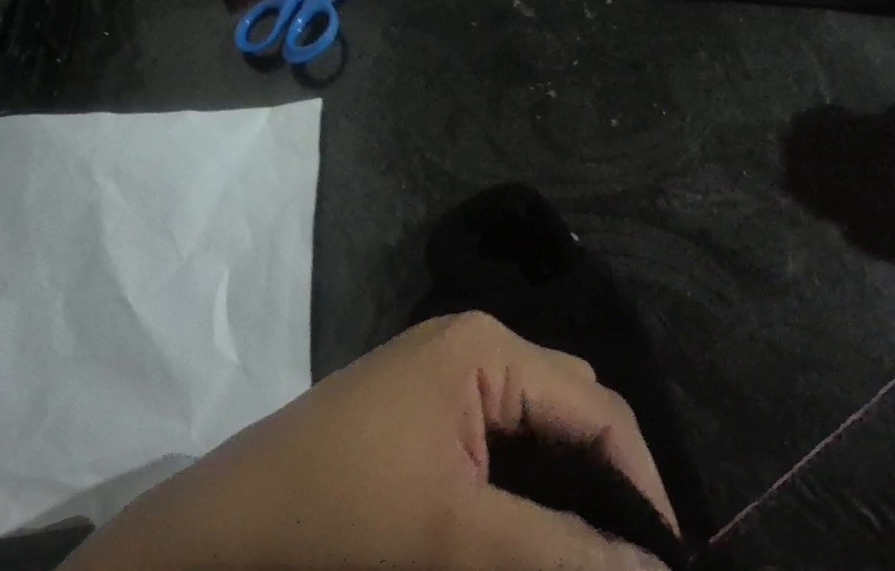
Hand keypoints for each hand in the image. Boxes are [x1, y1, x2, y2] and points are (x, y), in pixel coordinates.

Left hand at [59, 312, 677, 570]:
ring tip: (588, 545)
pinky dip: (526, 479)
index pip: (597, 406)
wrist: (228, 523)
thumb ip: (561, 552)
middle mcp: (472, 344)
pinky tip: (533, 525)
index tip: (666, 561)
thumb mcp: (458, 536)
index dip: (641, 482)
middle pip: (572, 406)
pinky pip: (498, 433)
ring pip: (537, 423)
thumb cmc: (343, 512)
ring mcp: (442, 372)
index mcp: (487, 349)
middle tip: (628, 555)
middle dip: (608, 477)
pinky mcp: (421, 405)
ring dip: (568, 481)